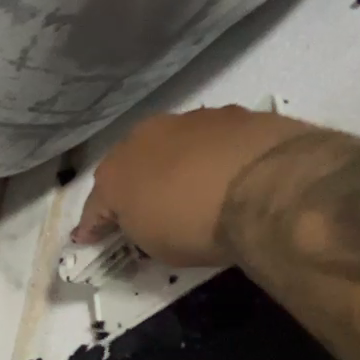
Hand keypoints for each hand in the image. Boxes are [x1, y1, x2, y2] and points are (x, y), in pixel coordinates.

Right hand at [72, 106, 321, 266]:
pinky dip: (216, 155)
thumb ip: (141, 228)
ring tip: (194, 186)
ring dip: (177, 163)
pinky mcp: (237, 113)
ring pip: (174, 145)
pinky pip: (216, 139)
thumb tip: (145, 222)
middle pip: (132, 165)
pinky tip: (230, 173)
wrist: (268, 187)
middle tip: (144, 206)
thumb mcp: (154, 245)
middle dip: (134, 183)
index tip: (91, 238)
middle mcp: (143, 138)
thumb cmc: (194, 225)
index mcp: (113, 174)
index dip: (94, 225)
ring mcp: (191, 120)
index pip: (96, 206)